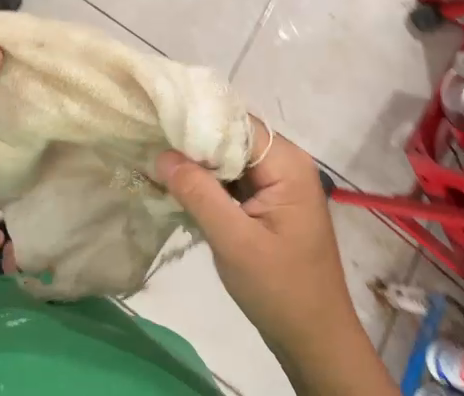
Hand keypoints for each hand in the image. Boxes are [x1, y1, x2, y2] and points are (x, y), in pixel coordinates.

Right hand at [155, 134, 369, 365]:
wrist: (315, 342)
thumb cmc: (281, 289)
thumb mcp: (234, 241)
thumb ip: (197, 193)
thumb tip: (161, 154)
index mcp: (287, 164)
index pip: (233, 122)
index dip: (194, 122)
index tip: (154, 126)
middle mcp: (285, 164)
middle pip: (229, 137)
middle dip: (190, 142)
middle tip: (147, 145)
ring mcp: (277, 184)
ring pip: (227, 158)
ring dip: (195, 163)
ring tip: (154, 161)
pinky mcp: (267, 203)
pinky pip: (231, 179)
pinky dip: (206, 182)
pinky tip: (176, 187)